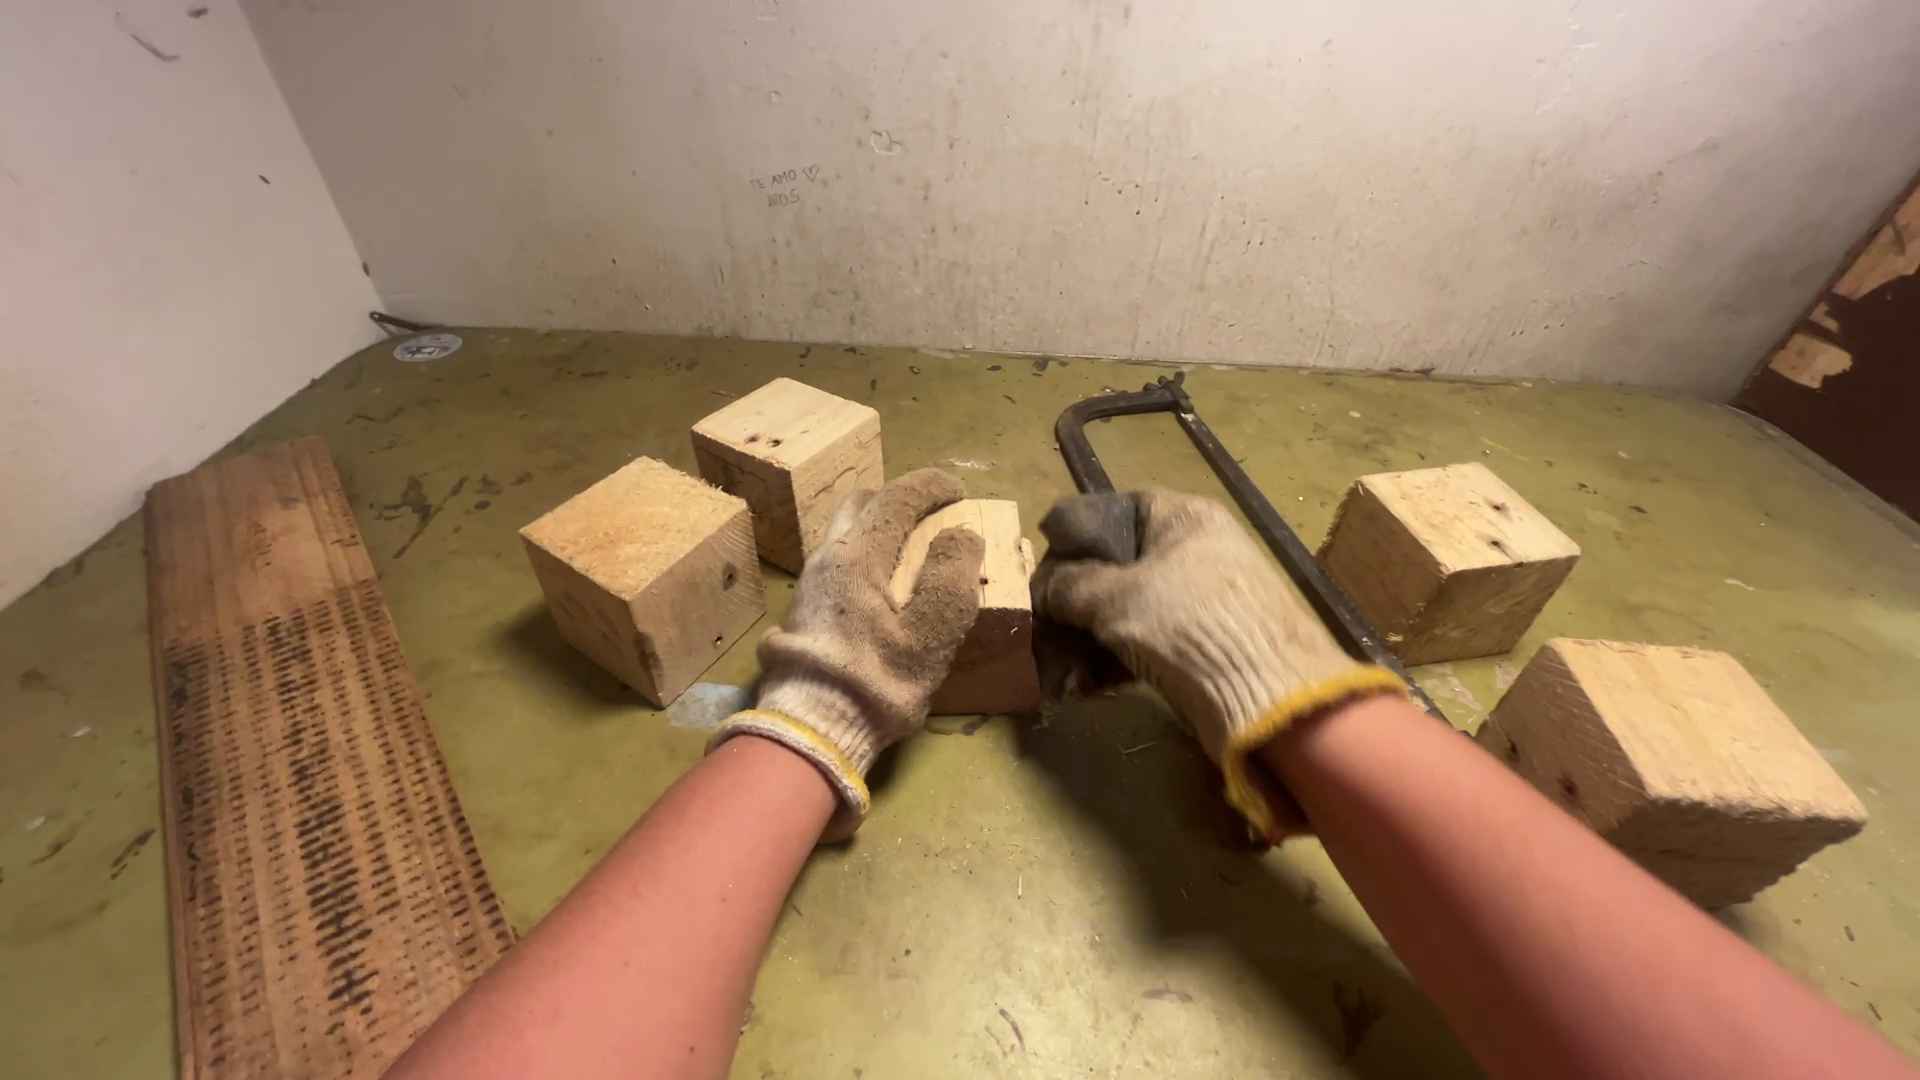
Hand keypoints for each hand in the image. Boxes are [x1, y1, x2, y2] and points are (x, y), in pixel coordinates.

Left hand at [709, 469, 984, 840]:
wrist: (813, 730)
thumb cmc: (877, 680)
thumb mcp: (931, 633)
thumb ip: (950, 577)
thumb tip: (959, 537)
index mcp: (859, 556)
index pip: (896, 498)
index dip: (930, 486)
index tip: (957, 491)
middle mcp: (828, 558)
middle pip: (861, 505)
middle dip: (899, 500)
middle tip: (931, 517)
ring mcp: (810, 583)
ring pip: (844, 532)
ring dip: (879, 528)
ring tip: (911, 552)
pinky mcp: (805, 608)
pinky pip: (838, 559)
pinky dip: (866, 553)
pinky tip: (883, 587)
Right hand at [1039, 489, 1403, 838]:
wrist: (1269, 699)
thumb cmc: (1188, 625)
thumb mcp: (1115, 597)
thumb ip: (1070, 584)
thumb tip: (1043, 586)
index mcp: (1181, 517)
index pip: (1111, 510)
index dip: (1072, 537)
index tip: (1040, 568)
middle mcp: (1192, 549)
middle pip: (1115, 563)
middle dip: (1073, 597)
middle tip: (1042, 624)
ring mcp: (1199, 598)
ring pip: (1126, 606)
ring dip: (1087, 635)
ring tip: (1059, 666)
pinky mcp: (1201, 642)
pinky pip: (1145, 638)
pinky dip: (1114, 656)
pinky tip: (1084, 682)